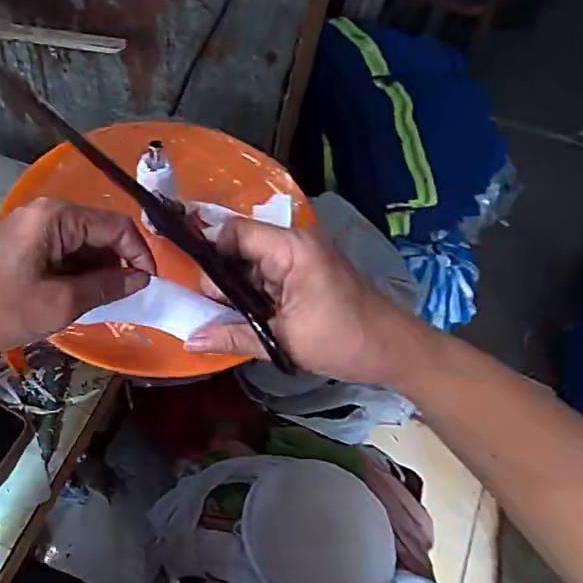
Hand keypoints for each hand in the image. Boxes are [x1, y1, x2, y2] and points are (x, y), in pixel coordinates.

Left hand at [0, 197, 155, 370]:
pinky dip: (74, 276)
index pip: (115, 225)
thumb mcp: (61, 302)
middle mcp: (42, 214)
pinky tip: (74, 301)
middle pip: (97, 233)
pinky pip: (60, 256)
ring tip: (97, 305)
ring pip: (79, 247)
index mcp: (54, 216)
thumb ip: (107, 286)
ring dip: (94, 274)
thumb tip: (140, 278)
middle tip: (123, 300)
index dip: (139, 253)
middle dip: (115, 265)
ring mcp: (28, 230)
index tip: (149, 284)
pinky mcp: (19, 249)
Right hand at [184, 217, 434, 382]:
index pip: (234, 232)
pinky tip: (241, 318)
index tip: (201, 287)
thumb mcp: (284, 341)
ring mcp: (296, 261)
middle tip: (211, 310)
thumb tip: (190, 339)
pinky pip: (260, 279)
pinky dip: (247, 297)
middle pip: (237, 248)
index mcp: (291, 248)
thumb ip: (235, 336)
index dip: (210, 252)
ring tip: (224, 317)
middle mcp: (291, 246)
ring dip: (233, 291)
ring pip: (246, 266)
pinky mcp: (298, 278)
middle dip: (219, 278)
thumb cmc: (344, 339)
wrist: (393, 350)